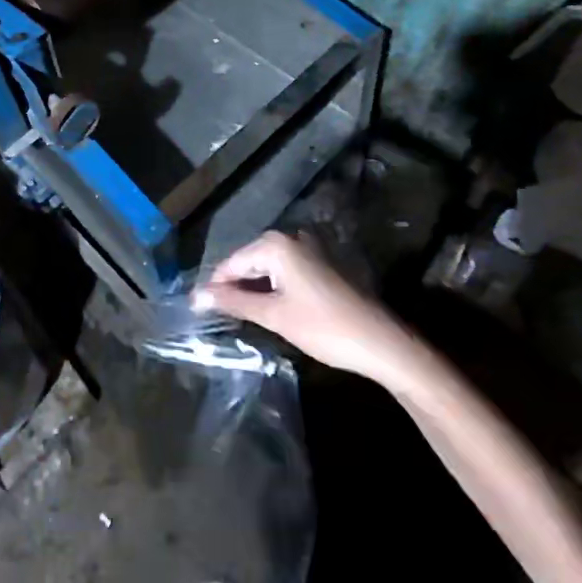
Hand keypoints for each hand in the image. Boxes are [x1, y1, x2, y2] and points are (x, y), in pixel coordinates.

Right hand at [193, 231, 414, 382]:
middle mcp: (291, 238)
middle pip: (248, 262)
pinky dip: (272, 289)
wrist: (384, 344)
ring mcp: (309, 249)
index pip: (231, 263)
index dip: (214, 287)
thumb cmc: (324, 327)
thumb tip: (197, 296)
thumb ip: (233, 302)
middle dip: (233, 286)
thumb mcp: (273, 315)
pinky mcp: (322, 264)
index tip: (198, 308)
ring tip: (238, 315)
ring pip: (267, 268)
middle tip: (217, 315)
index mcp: (275, 245)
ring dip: (253, 289)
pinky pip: (285, 272)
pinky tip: (267, 309)